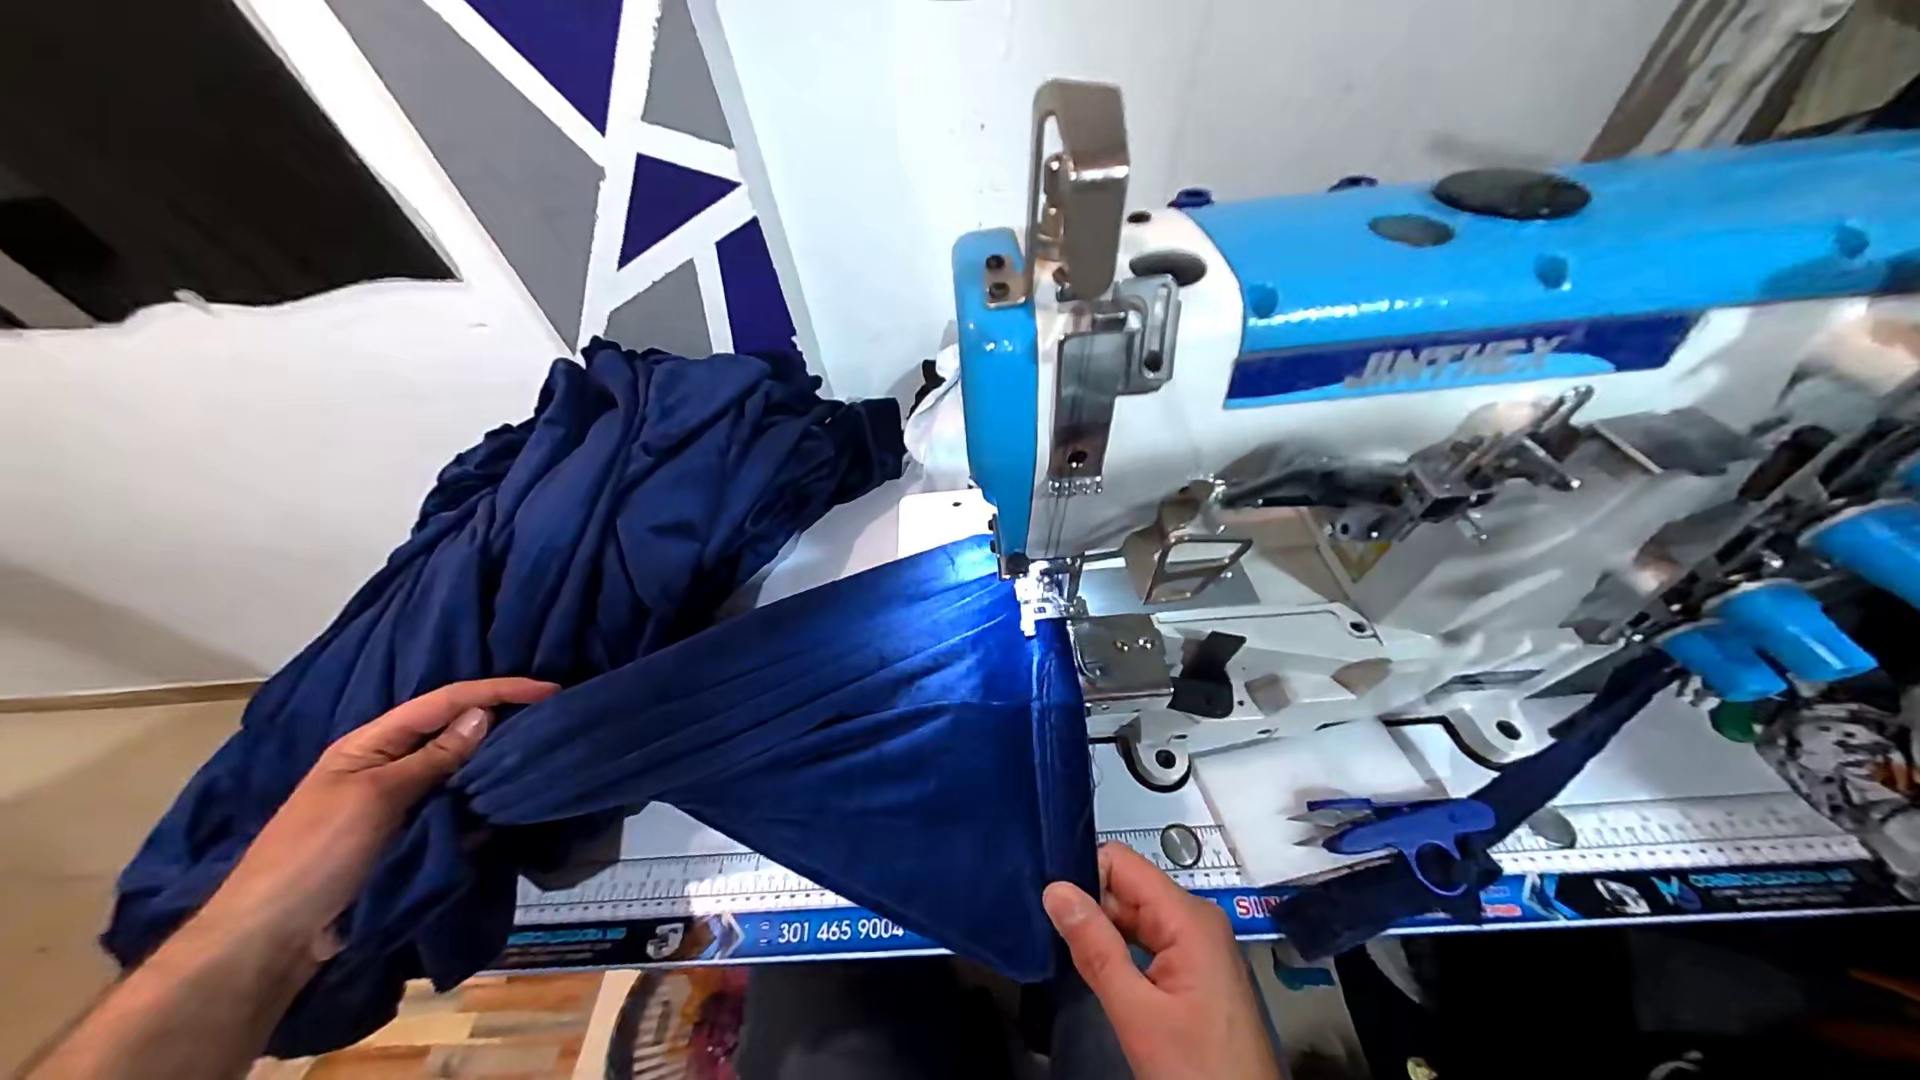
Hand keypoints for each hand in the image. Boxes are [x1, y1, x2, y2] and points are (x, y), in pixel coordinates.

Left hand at [200, 677, 559, 957]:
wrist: (272, 939)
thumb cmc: (316, 855)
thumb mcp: (376, 797)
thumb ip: (433, 756)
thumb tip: (484, 714)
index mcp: (373, 742)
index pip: (446, 701)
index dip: (499, 689)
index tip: (549, 689)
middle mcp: (392, 762)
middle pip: (458, 727)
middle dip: (504, 716)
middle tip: (552, 715)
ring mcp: (405, 797)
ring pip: (464, 764)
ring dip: (498, 757)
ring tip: (541, 751)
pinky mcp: (416, 830)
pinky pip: (462, 802)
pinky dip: (487, 796)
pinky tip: (512, 795)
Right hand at [1044, 843, 1280, 1079]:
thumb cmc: (1197, 1070)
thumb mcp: (1138, 1014)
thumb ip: (1095, 948)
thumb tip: (1055, 889)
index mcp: (1188, 916)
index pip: (1121, 862)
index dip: (1084, 876)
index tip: (1053, 906)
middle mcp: (1196, 917)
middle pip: (1128, 887)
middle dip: (1091, 906)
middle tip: (1053, 935)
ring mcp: (1198, 943)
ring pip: (1135, 914)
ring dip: (1103, 930)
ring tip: (1070, 950)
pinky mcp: (1195, 967)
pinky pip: (1148, 938)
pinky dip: (1120, 948)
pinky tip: (1100, 967)